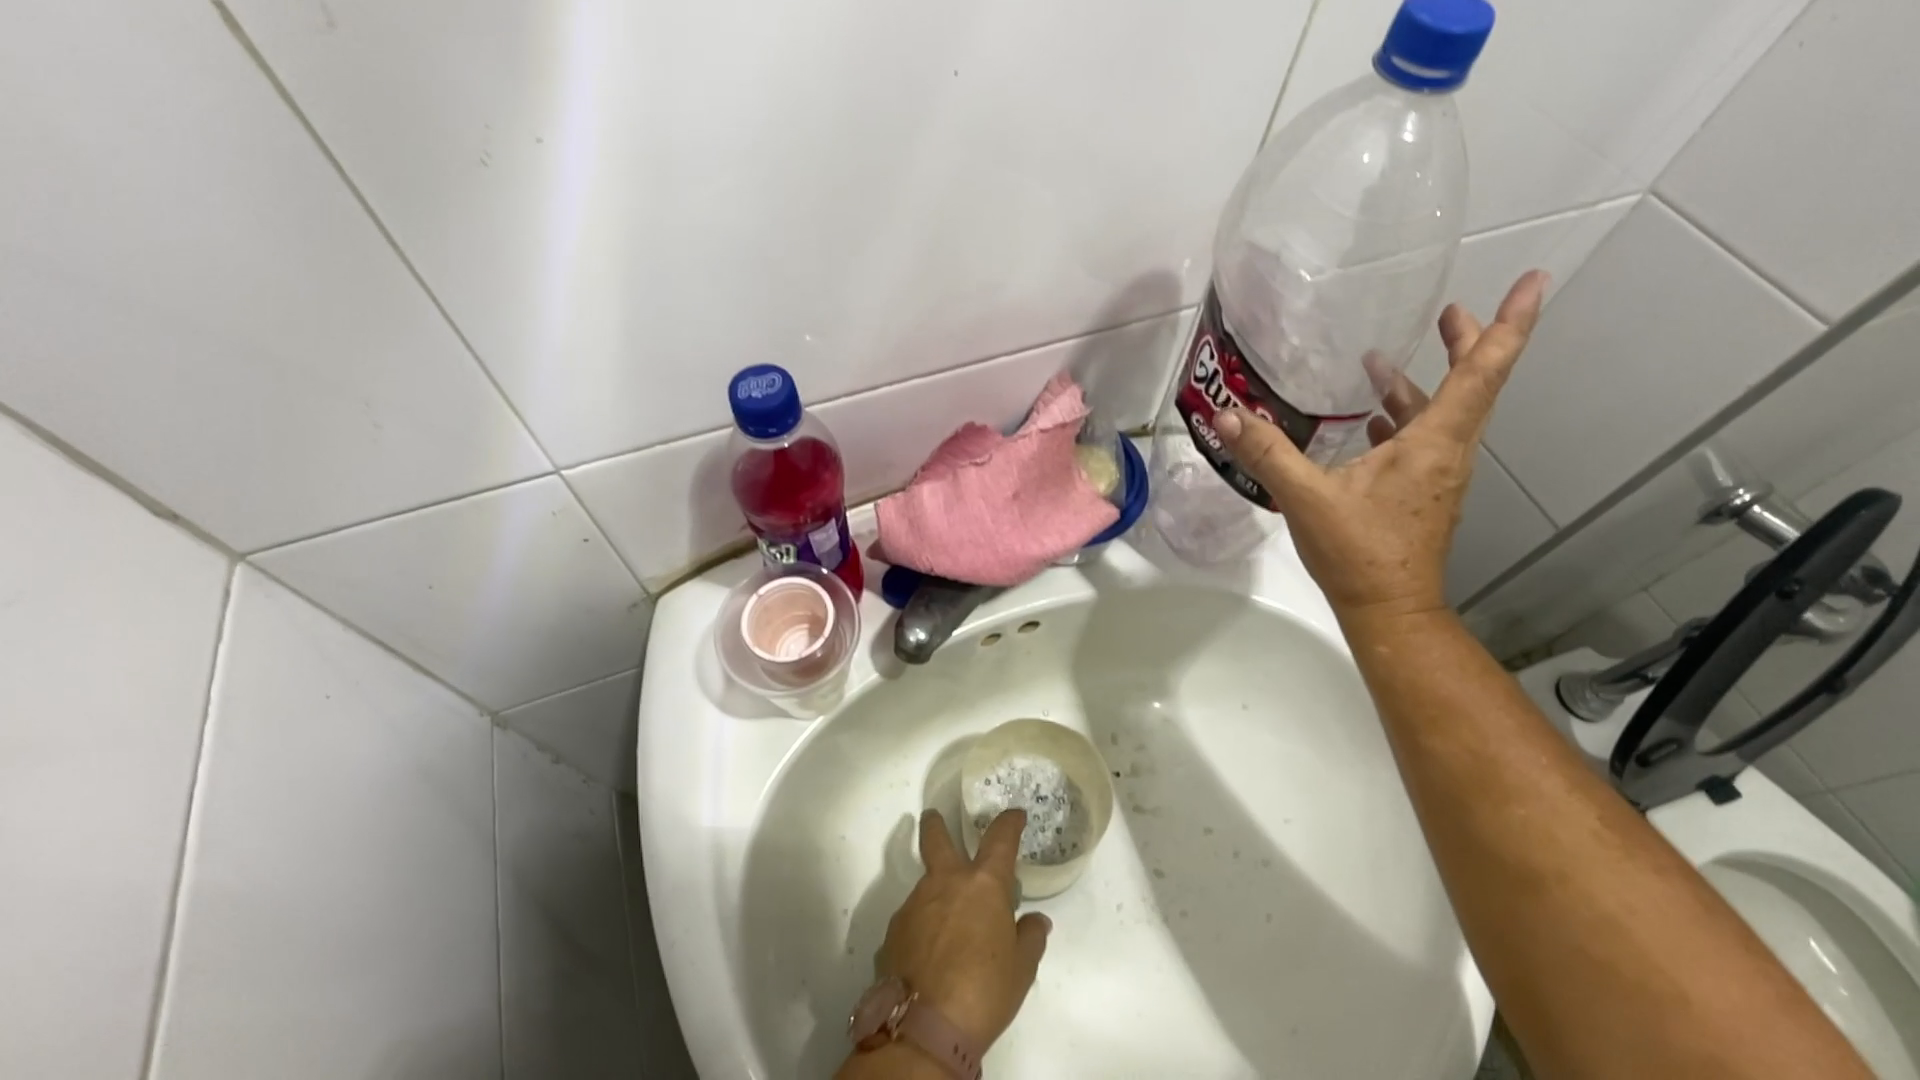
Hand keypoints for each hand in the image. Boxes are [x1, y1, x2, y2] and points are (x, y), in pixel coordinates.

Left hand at [876, 810, 1050, 1048]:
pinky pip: (913, 918)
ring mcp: (914, 905)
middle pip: (936, 839)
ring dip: (936, 891)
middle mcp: (945, 884)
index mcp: (983, 885)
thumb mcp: (1022, 968)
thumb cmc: (985, 990)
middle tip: (932, 816)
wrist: (926, 1026)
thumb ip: (1030, 937)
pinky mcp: (893, 931)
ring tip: (948, 921)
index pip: (999, 839)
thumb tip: (1035, 921)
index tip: (1014, 815)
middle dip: (935, 824)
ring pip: (925, 884)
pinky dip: (923, 924)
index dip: (1008, 823)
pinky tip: (930, 950)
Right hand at [1213, 271, 1546, 622]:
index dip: (1508, 322)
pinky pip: (1425, 439)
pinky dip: (1405, 417)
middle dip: (1469, 340)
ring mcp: (1440, 474)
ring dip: (1427, 380)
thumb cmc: (1359, 553)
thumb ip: (1268, 453)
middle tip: (1452, 308)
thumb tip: (1226, 414)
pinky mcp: (1424, 492)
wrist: (1388, 610)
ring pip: (1449, 412)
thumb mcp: (1307, 499)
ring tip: (1385, 359)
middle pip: (1475, 383)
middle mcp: (1448, 452)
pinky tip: (1373, 421)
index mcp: (1434, 443)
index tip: (1534, 280)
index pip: (1482, 370)